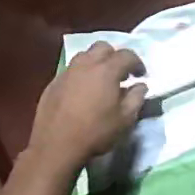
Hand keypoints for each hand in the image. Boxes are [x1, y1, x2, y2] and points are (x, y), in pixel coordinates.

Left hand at [27, 43, 147, 172]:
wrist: (56, 146)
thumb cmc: (96, 132)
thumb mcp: (125, 119)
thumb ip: (136, 98)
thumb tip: (140, 86)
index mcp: (106, 71)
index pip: (127, 55)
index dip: (137, 63)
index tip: (141, 75)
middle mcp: (86, 65)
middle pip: (102, 47)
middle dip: (115, 56)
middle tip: (121, 73)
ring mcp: (66, 72)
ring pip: (84, 56)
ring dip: (96, 62)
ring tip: (101, 80)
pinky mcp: (53, 83)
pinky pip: (71, 70)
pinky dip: (81, 74)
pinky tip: (83, 92)